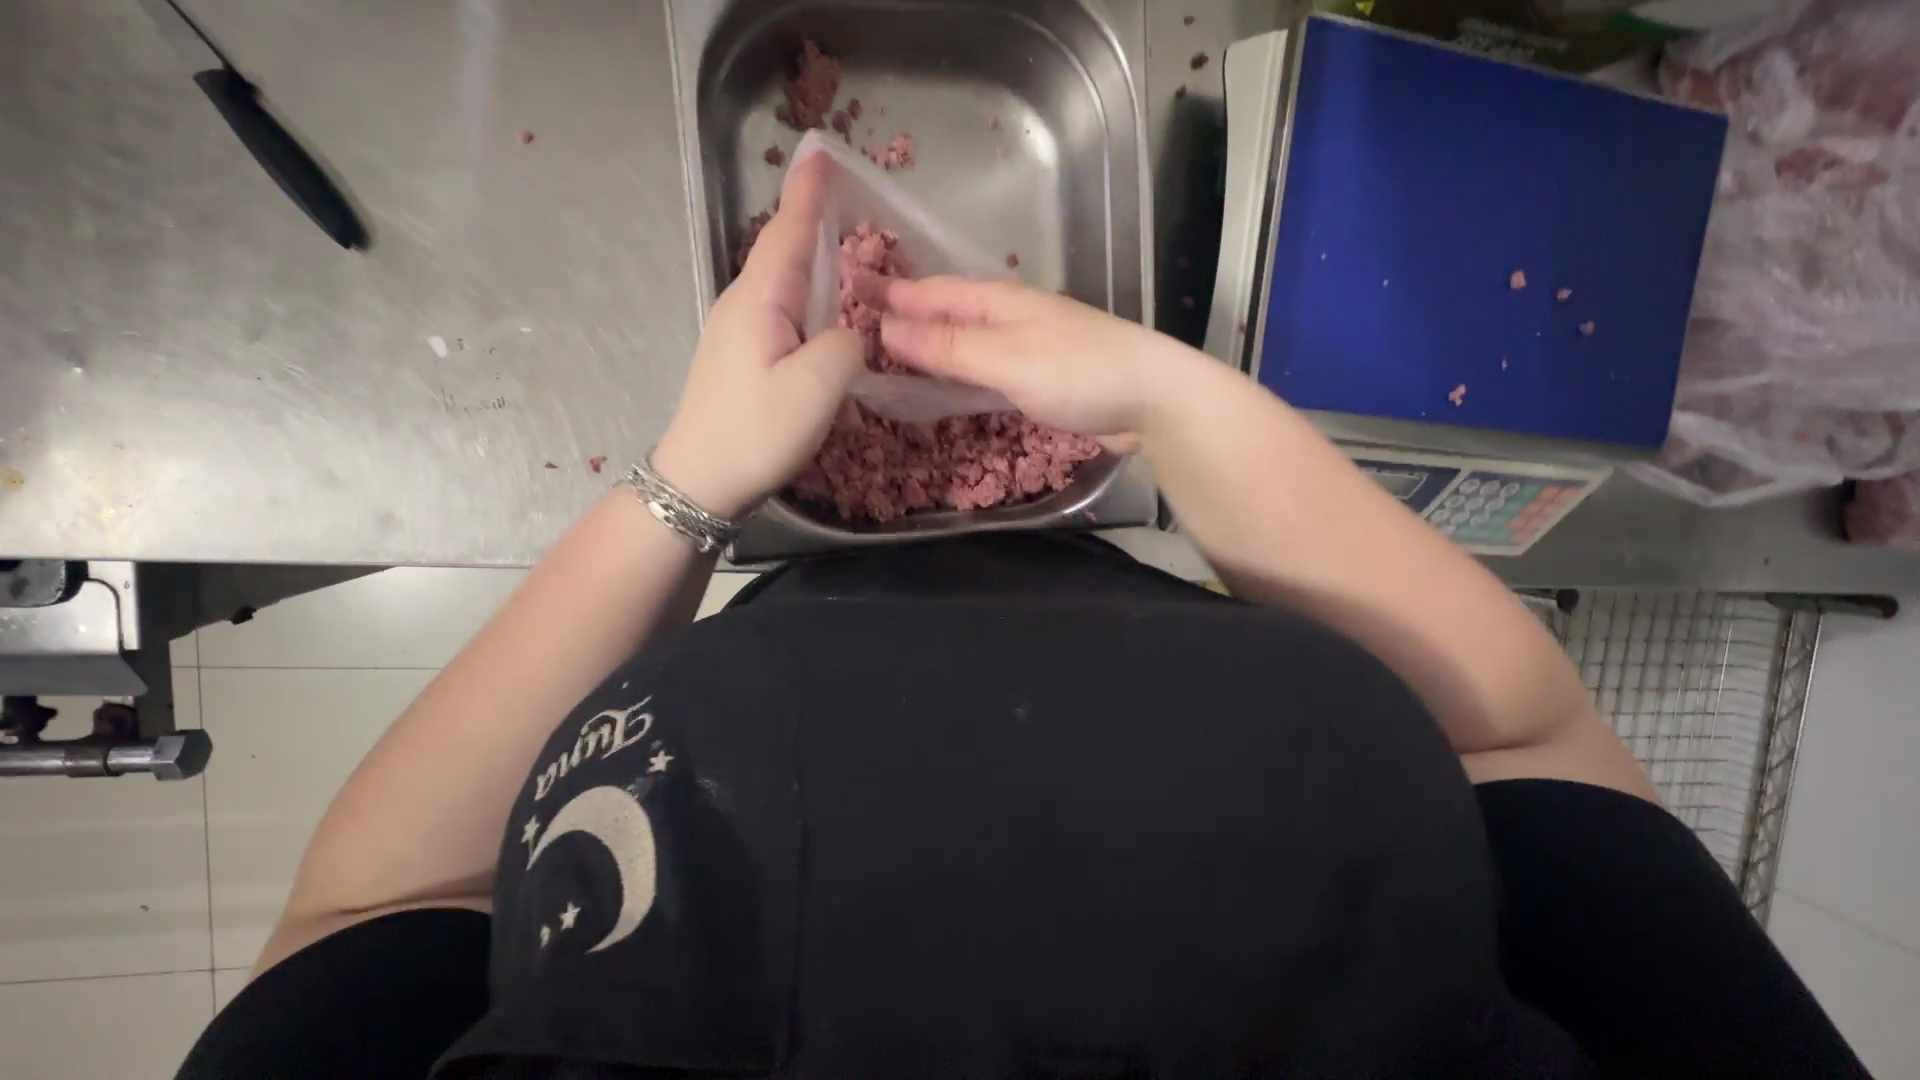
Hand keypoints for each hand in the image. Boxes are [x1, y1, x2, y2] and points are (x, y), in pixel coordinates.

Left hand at [652, 154, 863, 519]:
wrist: (700, 481)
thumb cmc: (756, 431)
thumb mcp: (817, 388)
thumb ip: (847, 346)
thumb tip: (853, 332)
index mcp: (760, 301)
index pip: (788, 233)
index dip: (808, 194)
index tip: (821, 151)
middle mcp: (744, 306)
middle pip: (781, 250)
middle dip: (808, 215)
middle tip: (838, 188)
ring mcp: (739, 333)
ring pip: (780, 281)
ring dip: (808, 253)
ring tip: (838, 236)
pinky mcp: (742, 358)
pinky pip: (780, 310)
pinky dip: (805, 293)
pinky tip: (821, 304)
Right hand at [871, 277, 1205, 442]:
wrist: (1153, 399)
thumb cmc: (1080, 371)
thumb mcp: (1006, 358)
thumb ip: (948, 346)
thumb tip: (886, 328)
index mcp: (997, 300)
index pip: (930, 291)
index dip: (889, 292)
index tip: (846, 286)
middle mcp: (1008, 316)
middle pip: (945, 310)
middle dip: (903, 313)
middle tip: (856, 322)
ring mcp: (1026, 345)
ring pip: (963, 338)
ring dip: (927, 342)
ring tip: (888, 351)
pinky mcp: (1039, 376)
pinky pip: (983, 367)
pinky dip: (956, 370)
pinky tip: (945, 384)